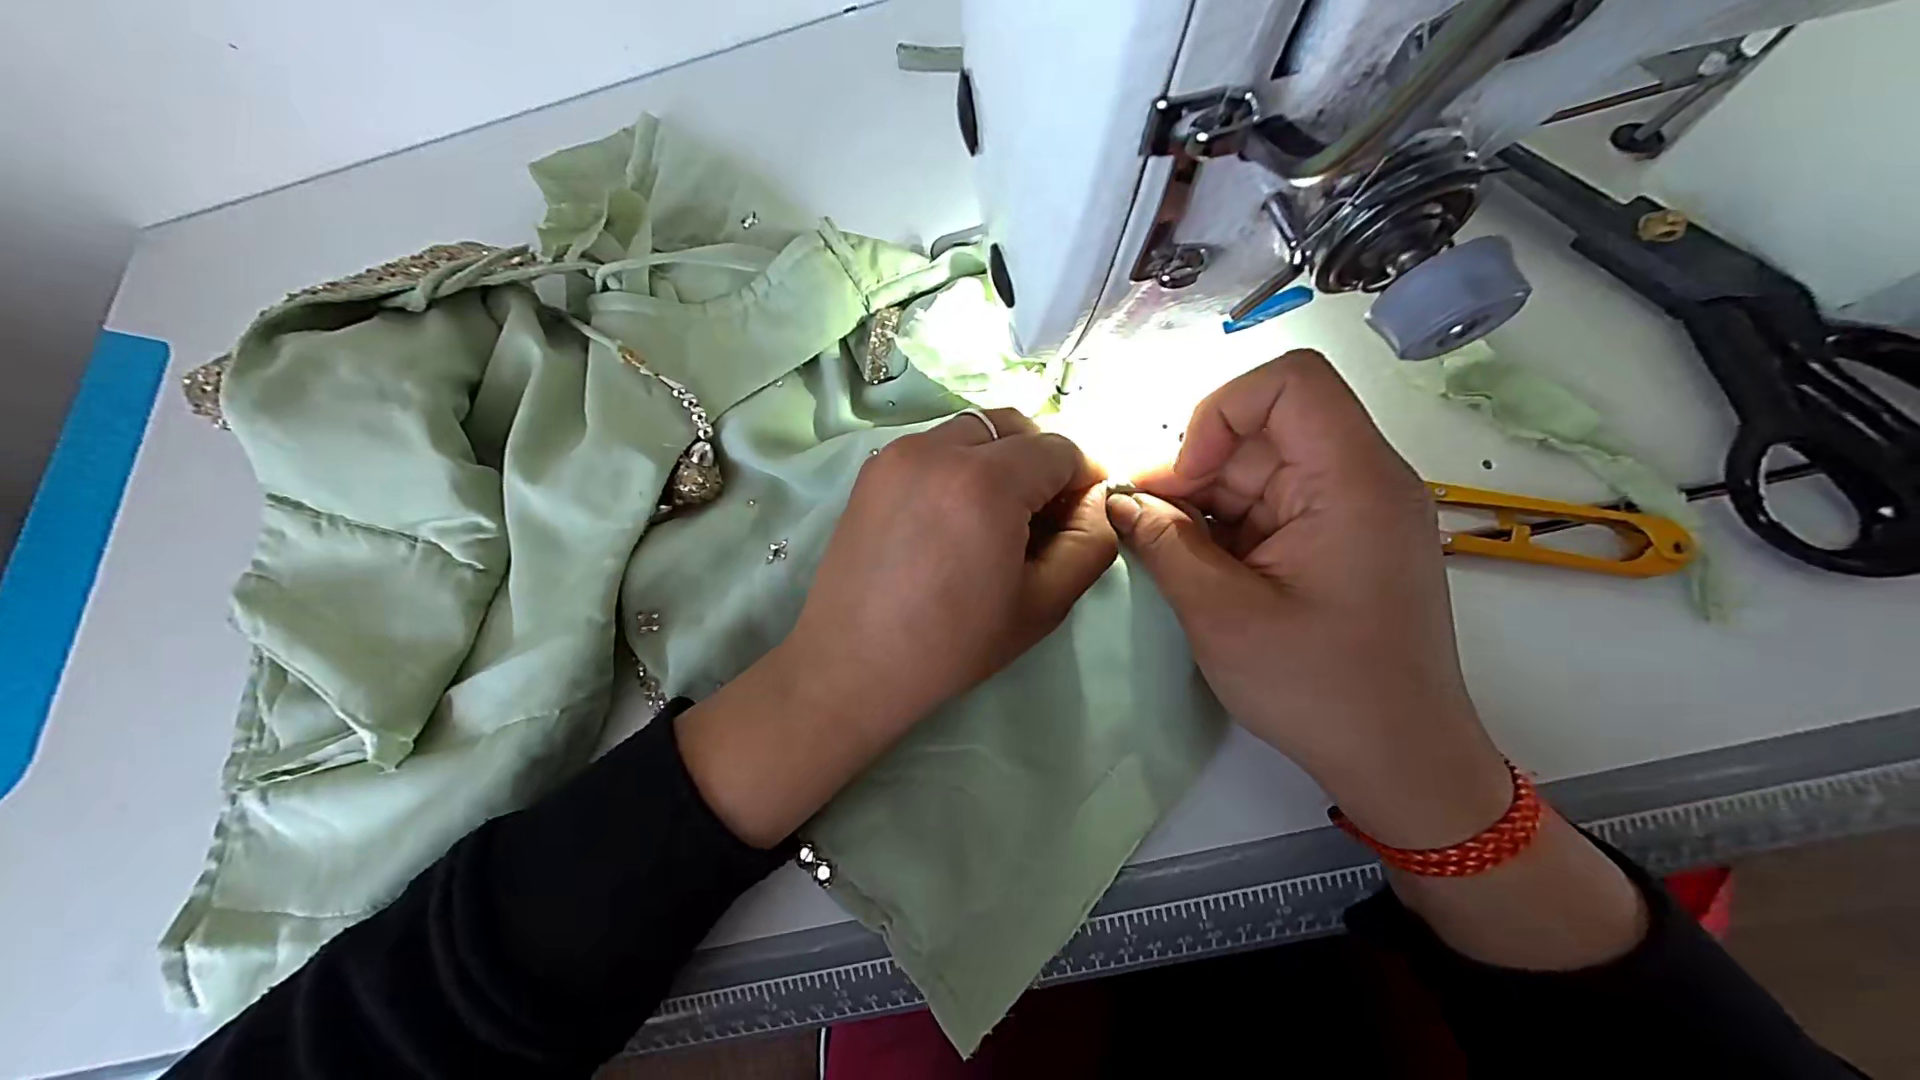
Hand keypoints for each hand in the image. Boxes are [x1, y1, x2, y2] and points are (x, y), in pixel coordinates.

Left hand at [678, 409, 1115, 846]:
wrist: (852, 664)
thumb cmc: (952, 645)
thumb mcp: (1044, 605)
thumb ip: (1090, 543)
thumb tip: (1096, 501)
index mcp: (986, 483)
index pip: (1060, 449)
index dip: (1081, 480)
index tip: (1077, 518)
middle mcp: (938, 449)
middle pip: (1016, 427)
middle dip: (1040, 462)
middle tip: (1038, 517)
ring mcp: (898, 453)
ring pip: (973, 431)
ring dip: (998, 460)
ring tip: (992, 517)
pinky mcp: (873, 468)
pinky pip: (935, 446)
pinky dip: (958, 465)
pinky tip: (950, 517)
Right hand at [1112, 351, 1644, 970]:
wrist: (1396, 760)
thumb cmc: (1318, 687)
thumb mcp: (1222, 614)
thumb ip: (1163, 544)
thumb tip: (1116, 499)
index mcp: (1352, 480)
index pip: (1289, 383)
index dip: (1220, 411)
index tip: (1185, 476)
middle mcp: (1358, 479)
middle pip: (1262, 429)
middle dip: (1192, 466)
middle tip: (1141, 520)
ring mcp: (1346, 509)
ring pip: (1255, 467)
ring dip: (1200, 500)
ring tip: (1159, 546)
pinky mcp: (1332, 538)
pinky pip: (1265, 504)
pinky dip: (1220, 524)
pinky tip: (1190, 560)